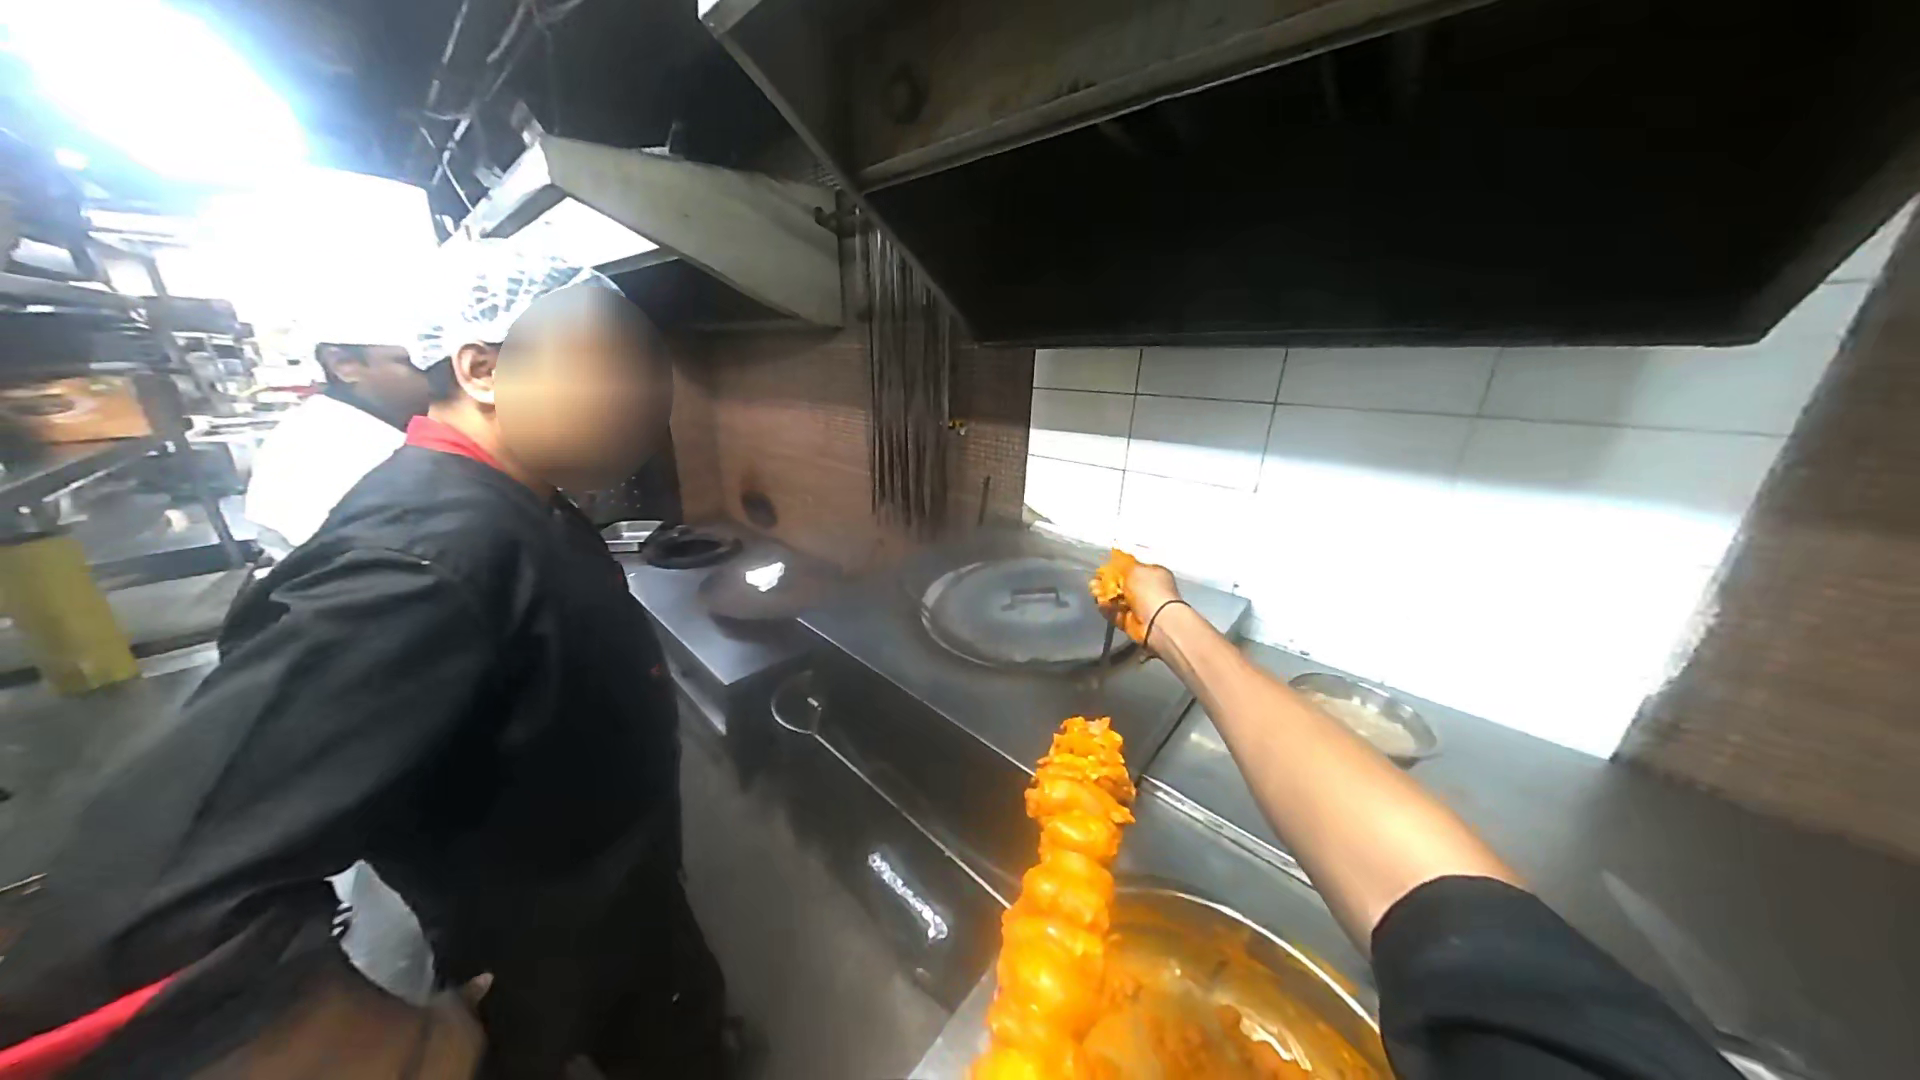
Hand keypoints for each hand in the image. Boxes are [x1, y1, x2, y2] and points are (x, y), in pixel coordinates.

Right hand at [1091, 550, 1182, 645]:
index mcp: (1152, 574)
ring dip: (1103, 595)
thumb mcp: (1134, 569)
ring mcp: (1138, 607)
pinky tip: (1101, 603)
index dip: (1116, 568)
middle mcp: (1146, 590)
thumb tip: (1115, 553)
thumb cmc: (1149, 590)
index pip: (1132, 569)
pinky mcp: (1129, 622)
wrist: (1156, 622)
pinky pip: (1114, 613)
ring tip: (1094, 591)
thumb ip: (1122, 562)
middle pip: (1121, 584)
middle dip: (1105, 582)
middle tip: (1094, 581)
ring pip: (1115, 599)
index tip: (1102, 568)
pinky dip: (1107, 609)